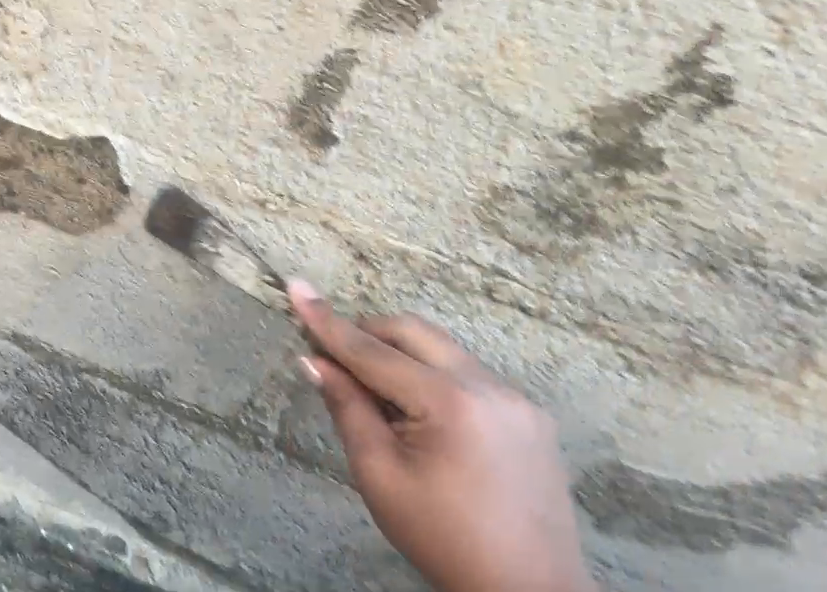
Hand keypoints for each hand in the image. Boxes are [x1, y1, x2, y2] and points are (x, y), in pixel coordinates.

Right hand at [288, 279, 596, 591]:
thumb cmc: (443, 538)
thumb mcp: (379, 474)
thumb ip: (347, 407)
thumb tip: (315, 360)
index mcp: (450, 403)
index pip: (372, 350)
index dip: (327, 321)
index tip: (296, 288)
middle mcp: (490, 388)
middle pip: (412, 332)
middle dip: (366, 332)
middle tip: (333, 354)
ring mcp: (517, 400)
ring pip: (442, 349)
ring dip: (400, 354)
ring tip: (375, 392)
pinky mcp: (530, 416)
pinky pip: (468, 374)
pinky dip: (431, 375)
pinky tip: (420, 414)